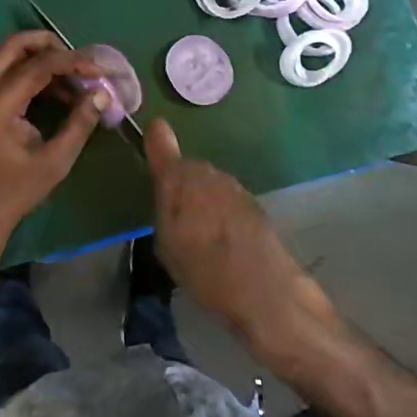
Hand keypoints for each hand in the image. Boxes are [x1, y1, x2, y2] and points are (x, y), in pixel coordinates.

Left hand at [0, 31, 103, 235]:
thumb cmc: (18, 187)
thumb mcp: (56, 159)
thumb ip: (80, 123)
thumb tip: (102, 94)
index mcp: (2, 101)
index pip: (40, 64)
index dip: (74, 61)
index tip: (101, 71)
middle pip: (17, 44)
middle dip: (52, 44)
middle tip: (81, 62)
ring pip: (15, 55)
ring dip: (46, 59)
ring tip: (78, 81)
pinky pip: (15, 71)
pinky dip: (39, 73)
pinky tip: (65, 94)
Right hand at [145, 119, 328, 349]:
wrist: (261, 287)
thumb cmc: (202, 270)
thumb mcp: (166, 246)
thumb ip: (165, 211)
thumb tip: (170, 198)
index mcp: (176, 181)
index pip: (162, 148)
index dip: (157, 138)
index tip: (154, 129)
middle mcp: (205, 173)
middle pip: (188, 170)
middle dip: (182, 186)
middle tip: (178, 218)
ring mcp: (232, 185)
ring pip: (210, 184)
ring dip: (204, 199)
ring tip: (203, 235)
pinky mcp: (253, 201)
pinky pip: (227, 198)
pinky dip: (223, 211)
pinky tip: (225, 239)